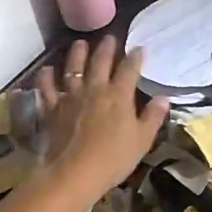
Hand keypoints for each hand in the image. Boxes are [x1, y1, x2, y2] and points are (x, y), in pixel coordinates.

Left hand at [35, 36, 167, 201]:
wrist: (73, 173)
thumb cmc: (113, 159)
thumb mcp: (141, 141)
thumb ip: (152, 117)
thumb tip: (164, 98)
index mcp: (118, 95)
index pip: (129, 69)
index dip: (135, 57)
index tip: (139, 48)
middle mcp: (94, 89)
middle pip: (100, 62)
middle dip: (106, 48)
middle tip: (109, 38)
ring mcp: (70, 96)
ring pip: (73, 68)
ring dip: (77, 54)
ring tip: (79, 43)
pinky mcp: (51, 108)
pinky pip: (47, 87)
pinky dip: (46, 76)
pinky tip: (47, 69)